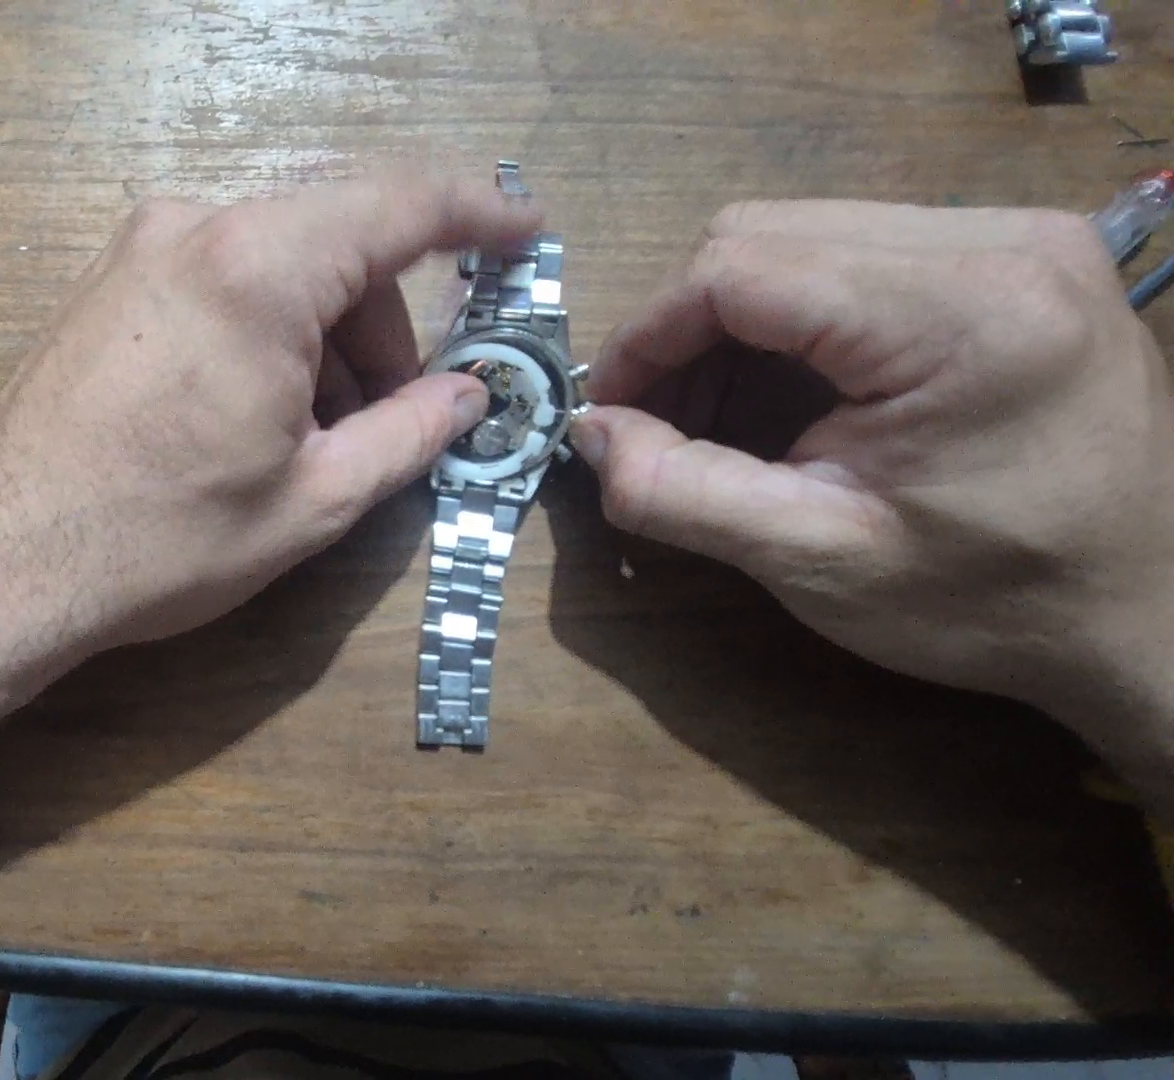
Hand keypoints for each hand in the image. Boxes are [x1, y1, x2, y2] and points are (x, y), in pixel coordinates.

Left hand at [0, 171, 543, 681]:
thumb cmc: (161, 541)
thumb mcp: (312, 501)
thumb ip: (410, 433)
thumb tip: (469, 393)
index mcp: (259, 267)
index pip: (402, 202)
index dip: (480, 213)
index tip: (525, 235)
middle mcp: (195, 227)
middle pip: (337, 240)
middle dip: (382, 323)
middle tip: (389, 416)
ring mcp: (139, 248)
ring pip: (278, 262)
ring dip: (321, 334)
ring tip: (310, 435)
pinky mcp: (107, 281)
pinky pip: (221, 279)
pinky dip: (265, 331)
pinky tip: (252, 412)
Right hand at [573, 202, 1173, 774]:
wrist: (1140, 609)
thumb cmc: (983, 597)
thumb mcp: (808, 558)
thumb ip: (677, 492)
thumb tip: (586, 431)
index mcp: (962, 316)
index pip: (738, 270)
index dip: (646, 337)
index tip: (610, 412)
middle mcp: (995, 243)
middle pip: (755, 236)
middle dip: (677, 330)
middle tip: (655, 420)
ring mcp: (1006, 240)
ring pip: (784, 238)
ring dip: (715, 326)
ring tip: (707, 415)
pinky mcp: (998, 261)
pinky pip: (829, 257)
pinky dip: (765, 322)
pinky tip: (766, 391)